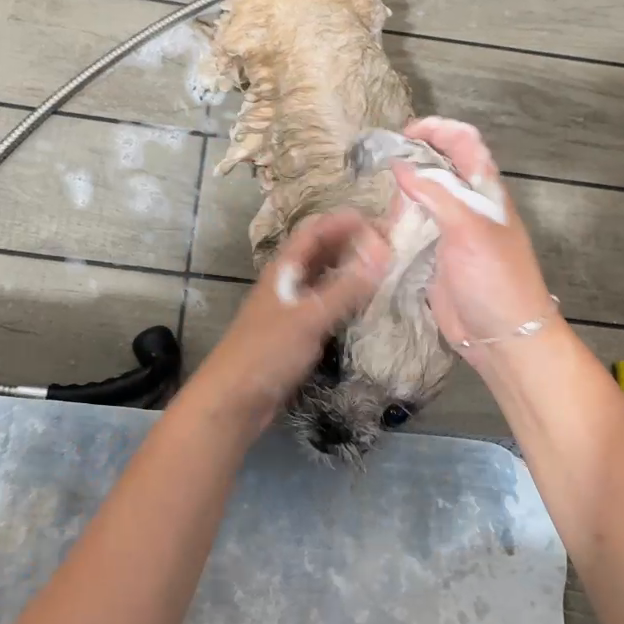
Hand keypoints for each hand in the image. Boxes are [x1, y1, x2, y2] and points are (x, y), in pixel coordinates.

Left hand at [193, 210, 390, 427]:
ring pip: (324, 281)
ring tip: (385, 272)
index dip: (343, 221)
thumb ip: (346, 288)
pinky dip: (346, 302)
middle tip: (390, 246)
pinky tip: (366, 309)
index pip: (314, 231)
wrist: (232, 401)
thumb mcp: (309, 318)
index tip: (380, 221)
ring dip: (350, 273)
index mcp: (284, 271)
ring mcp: (290, 311)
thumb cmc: (266, 353)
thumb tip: (383, 252)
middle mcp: (287, 285)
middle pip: (320, 254)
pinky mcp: (295, 336)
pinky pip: (325, 308)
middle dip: (351, 245)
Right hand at [391, 118, 558, 364]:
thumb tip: (400, 165)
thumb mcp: (468, 229)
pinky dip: (394, 228)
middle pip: (437, 169)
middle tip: (381, 172)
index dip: (437, 130)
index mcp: (484, 191)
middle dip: (410, 163)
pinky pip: (411, 233)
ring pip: (420, 200)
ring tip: (383, 208)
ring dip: (400, 199)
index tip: (404, 135)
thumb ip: (435, 193)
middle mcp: (467, 206)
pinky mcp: (434, 258)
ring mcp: (450, 233)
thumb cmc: (494, 279)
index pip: (464, 142)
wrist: (502, 336)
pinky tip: (380, 234)